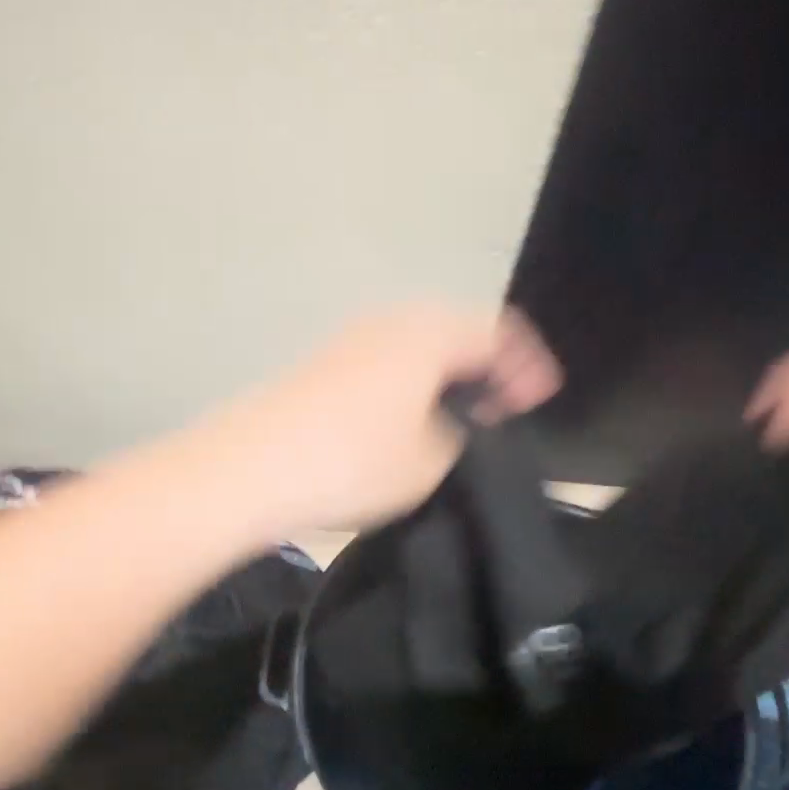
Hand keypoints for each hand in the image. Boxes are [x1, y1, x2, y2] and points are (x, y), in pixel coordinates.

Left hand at [197, 307, 561, 534]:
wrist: (249, 468)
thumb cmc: (353, 461)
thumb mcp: (431, 461)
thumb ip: (459, 437)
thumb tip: (453, 427)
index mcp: (429, 332)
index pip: (498, 332)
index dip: (527, 365)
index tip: (539, 400)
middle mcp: (389, 321)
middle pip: (454, 331)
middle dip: (484, 368)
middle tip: (501, 409)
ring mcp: (348, 340)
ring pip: (416, 347)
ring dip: (443, 377)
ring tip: (456, 421)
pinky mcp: (320, 366)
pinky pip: (384, 363)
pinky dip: (408, 385)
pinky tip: (404, 423)